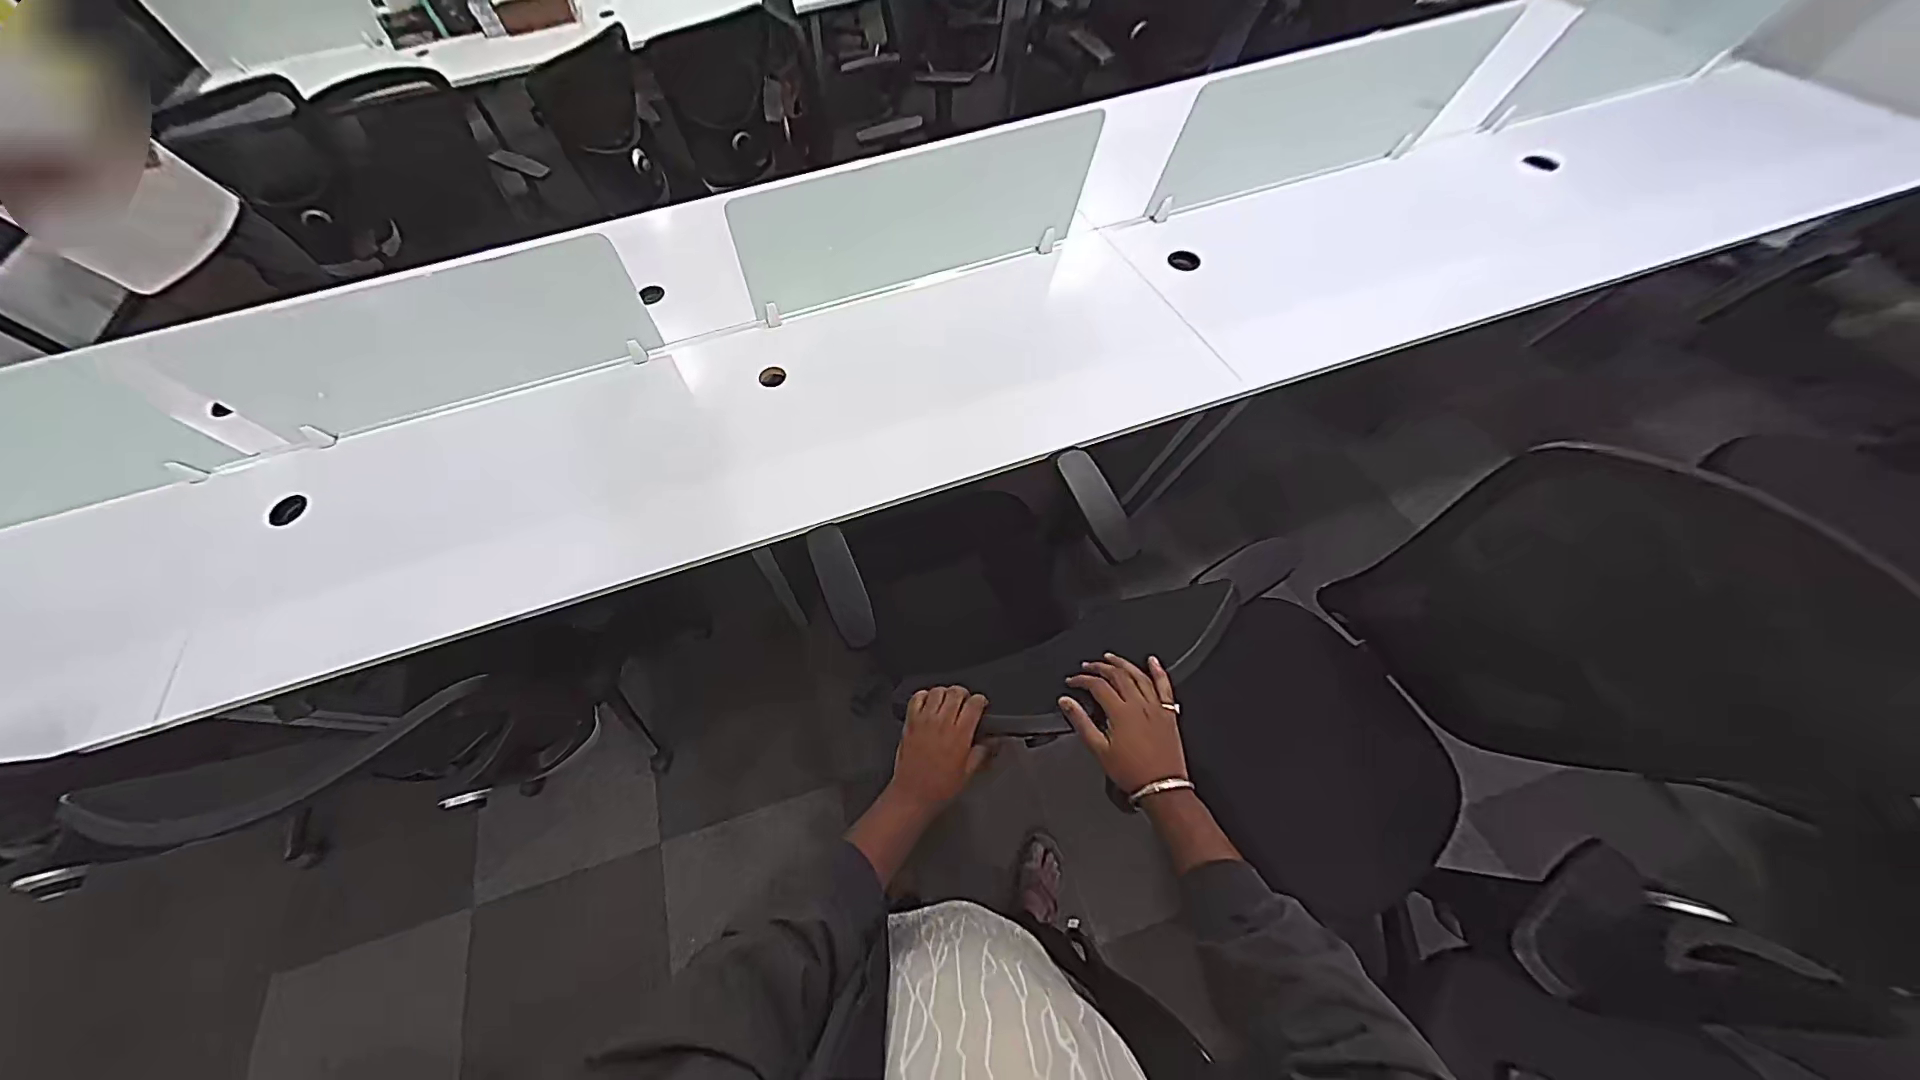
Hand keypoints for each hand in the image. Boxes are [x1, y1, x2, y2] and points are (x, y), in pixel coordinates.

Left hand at [886, 686, 993, 812]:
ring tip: (948, 702)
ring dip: (945, 693)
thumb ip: (982, 752)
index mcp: (960, 735)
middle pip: (956, 692)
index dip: (980, 701)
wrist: (912, 795)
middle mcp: (942, 723)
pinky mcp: (910, 723)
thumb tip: (993, 741)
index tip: (981, 704)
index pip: (974, 703)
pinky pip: (916, 698)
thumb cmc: (939, 788)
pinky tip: (928, 704)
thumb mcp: (968, 772)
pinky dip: (924, 696)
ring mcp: (924, 721)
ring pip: (937, 691)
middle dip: (964, 694)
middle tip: (965, 702)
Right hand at [1060, 653, 1185, 794]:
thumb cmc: (1132, 772)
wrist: (1161, 787)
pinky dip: (1159, 671)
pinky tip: (1153, 662)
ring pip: (1139, 675)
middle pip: (1118, 675)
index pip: (1098, 685)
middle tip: (1088, 666)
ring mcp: (1156, 707)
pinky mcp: (1168, 712)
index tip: (1073, 681)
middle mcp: (1139, 705)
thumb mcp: (1099, 749)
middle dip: (1100, 667)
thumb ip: (1081, 721)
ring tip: (1111, 658)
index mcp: (1120, 713)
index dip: (1082, 680)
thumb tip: (1066, 702)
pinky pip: (1165, 686)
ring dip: (1123, 663)